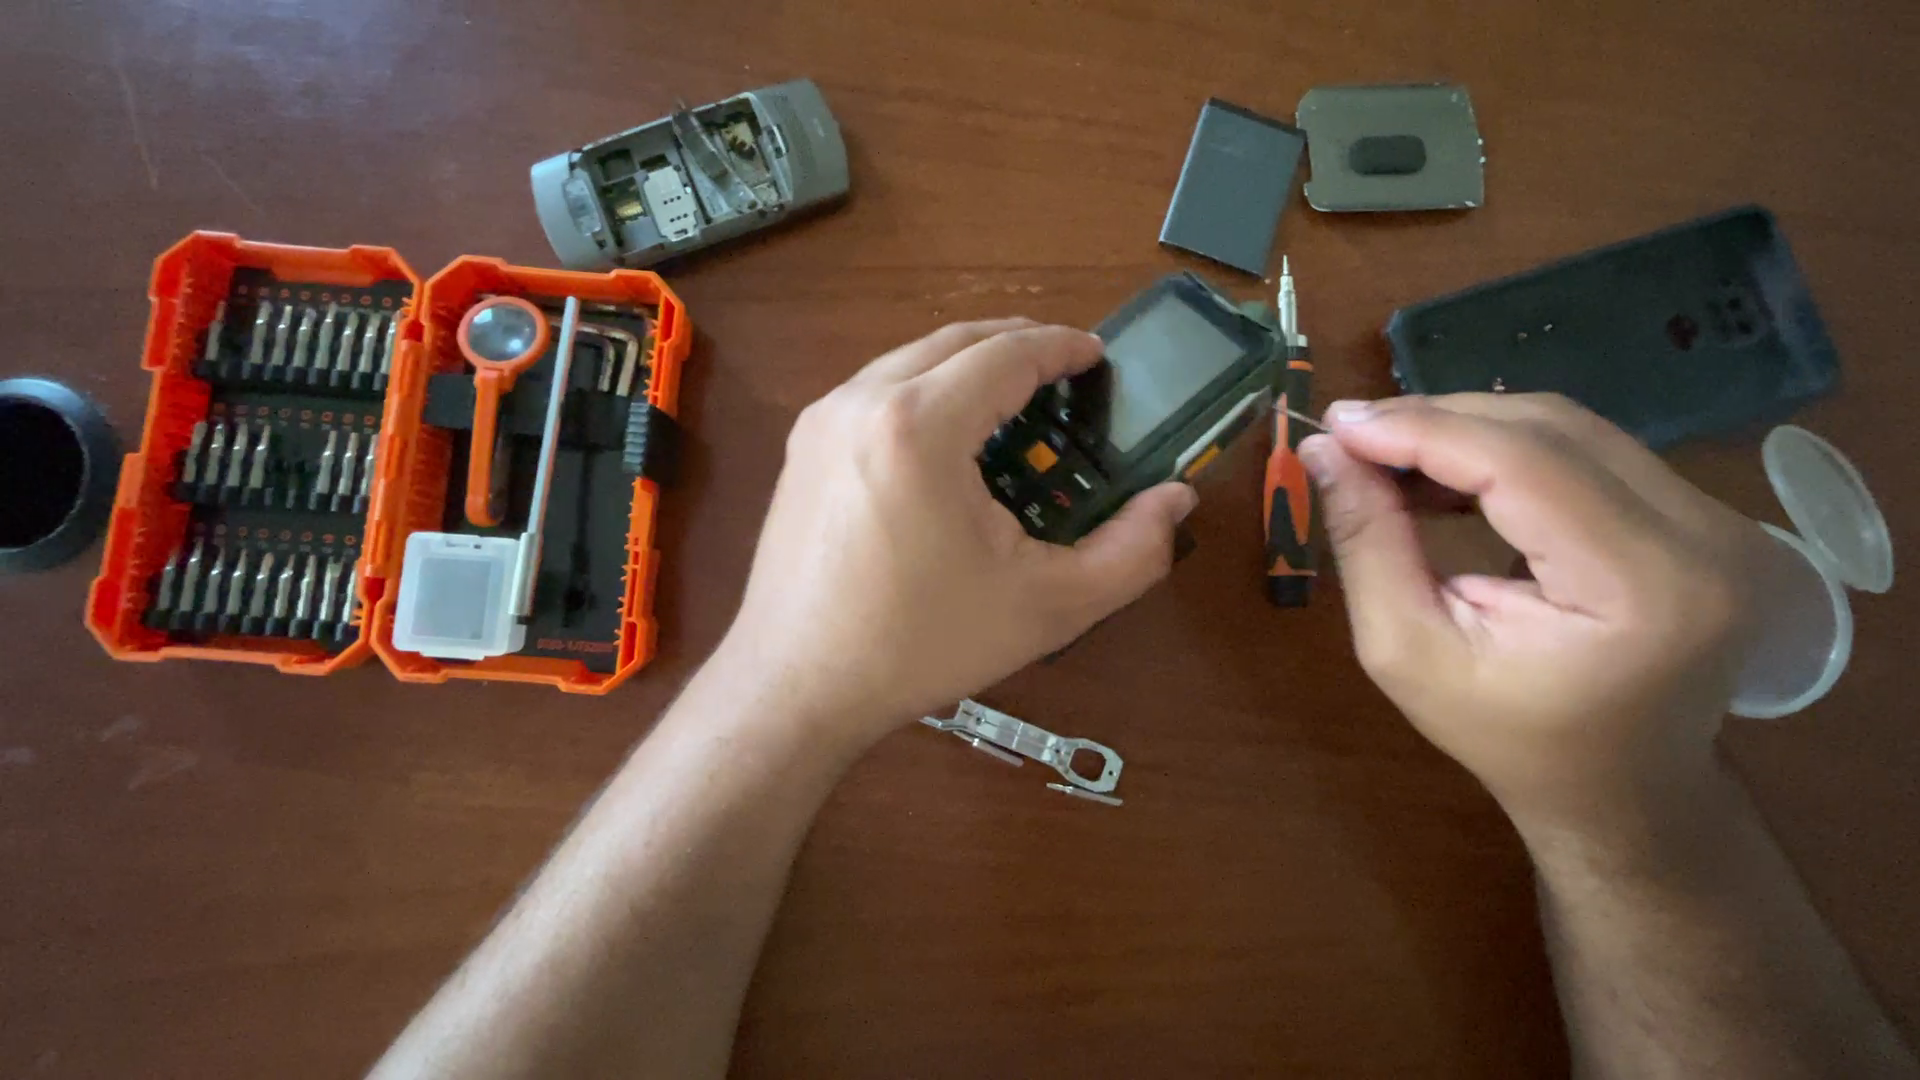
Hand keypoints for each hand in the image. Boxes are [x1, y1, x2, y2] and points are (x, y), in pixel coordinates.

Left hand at [708, 319, 1195, 743]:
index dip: (1061, 346)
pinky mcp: (801, 449)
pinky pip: (874, 392)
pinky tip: (946, 440)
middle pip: (955, 340)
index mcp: (920, 424)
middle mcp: (860, 401)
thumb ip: (1130, 553)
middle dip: (1017, 344)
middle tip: (1063, 373)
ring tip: (1011, 399)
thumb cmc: (921, 645)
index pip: (1007, 352)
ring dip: (967, 364)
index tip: (1097, 356)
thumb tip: (1176, 499)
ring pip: (909, 360)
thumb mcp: (1047, 607)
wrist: (795, 685)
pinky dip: (923, 391)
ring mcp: (820, 422)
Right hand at [1299, 394, 1761, 824]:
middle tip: (1350, 435)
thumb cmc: (1503, 734)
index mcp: (1640, 588)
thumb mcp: (1404, 650)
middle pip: (1549, 431)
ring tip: (1386, 454)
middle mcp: (1705, 538)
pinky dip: (1501, 449)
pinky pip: (1584, 450)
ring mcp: (1717, 521)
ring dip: (1465, 429)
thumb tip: (1322, 449)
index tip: (1336, 423)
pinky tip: (1443, 473)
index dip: (1421, 430)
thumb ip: (1366, 543)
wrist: (1618, 785)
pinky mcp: (1701, 515)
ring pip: (1566, 429)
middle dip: (1436, 420)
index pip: (1523, 464)